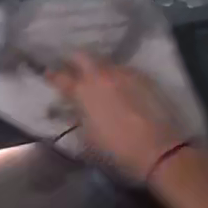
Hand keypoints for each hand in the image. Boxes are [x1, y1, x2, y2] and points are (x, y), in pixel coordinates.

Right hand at [46, 53, 196, 183]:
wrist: (160, 152)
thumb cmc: (116, 151)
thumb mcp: (86, 140)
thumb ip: (76, 120)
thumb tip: (71, 111)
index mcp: (82, 92)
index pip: (59, 76)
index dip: (51, 75)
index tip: (47, 74)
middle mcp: (100, 76)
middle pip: (81, 56)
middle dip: (74, 61)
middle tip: (73, 71)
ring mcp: (124, 74)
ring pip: (105, 62)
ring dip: (98, 68)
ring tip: (99, 81)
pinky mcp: (144, 78)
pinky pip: (124, 70)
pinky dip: (117, 76)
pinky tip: (121, 88)